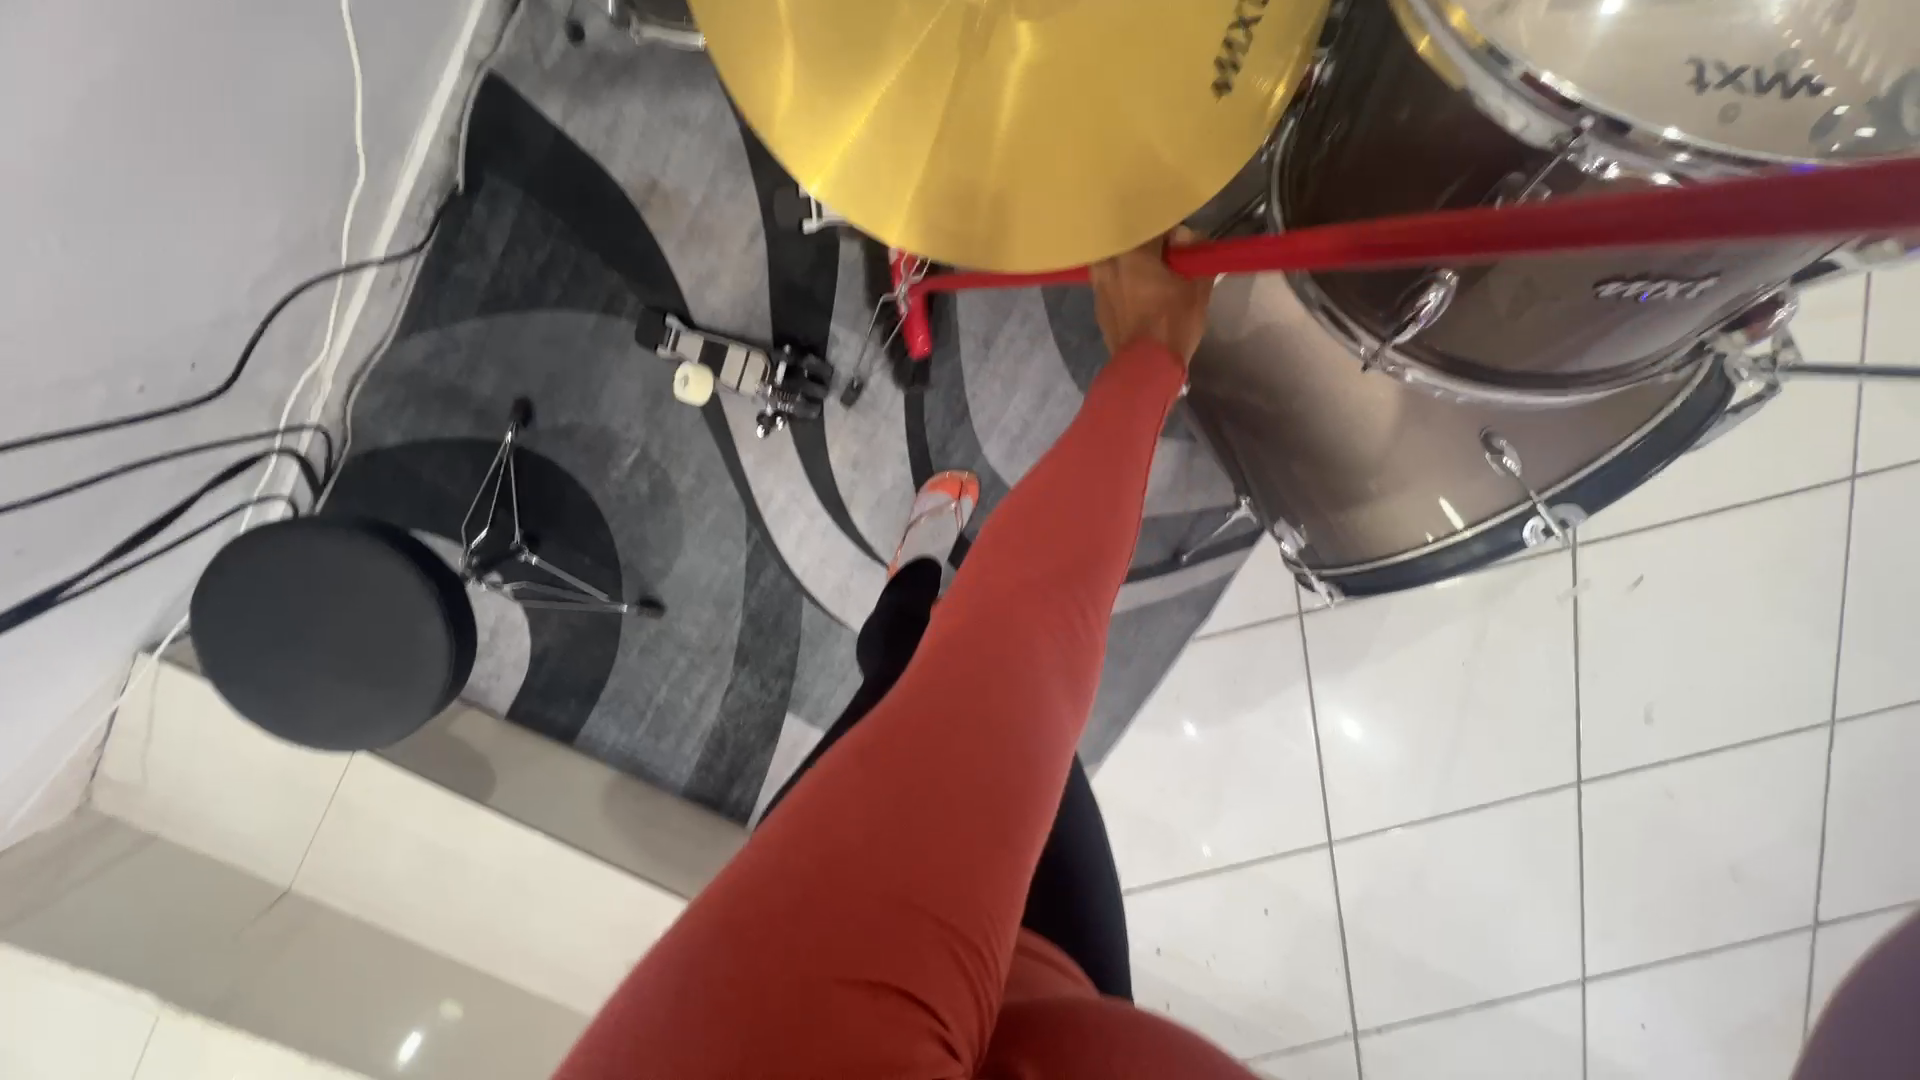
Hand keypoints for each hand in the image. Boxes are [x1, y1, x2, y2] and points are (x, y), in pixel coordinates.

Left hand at [1088, 227, 1214, 367]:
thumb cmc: (1174, 324)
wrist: (1145, 367)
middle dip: (1146, 244)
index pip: (1150, 224)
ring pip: (1114, 259)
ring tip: (1148, 275)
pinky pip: (1109, 280)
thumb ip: (1194, 252)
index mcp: (1132, 254)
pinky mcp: (1096, 304)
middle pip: (1127, 240)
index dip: (1168, 231)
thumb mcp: (1197, 285)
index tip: (1179, 244)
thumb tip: (1183, 238)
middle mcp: (1108, 264)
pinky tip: (1136, 294)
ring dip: (1129, 262)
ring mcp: (1097, 285)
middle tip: (1165, 258)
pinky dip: (1121, 280)